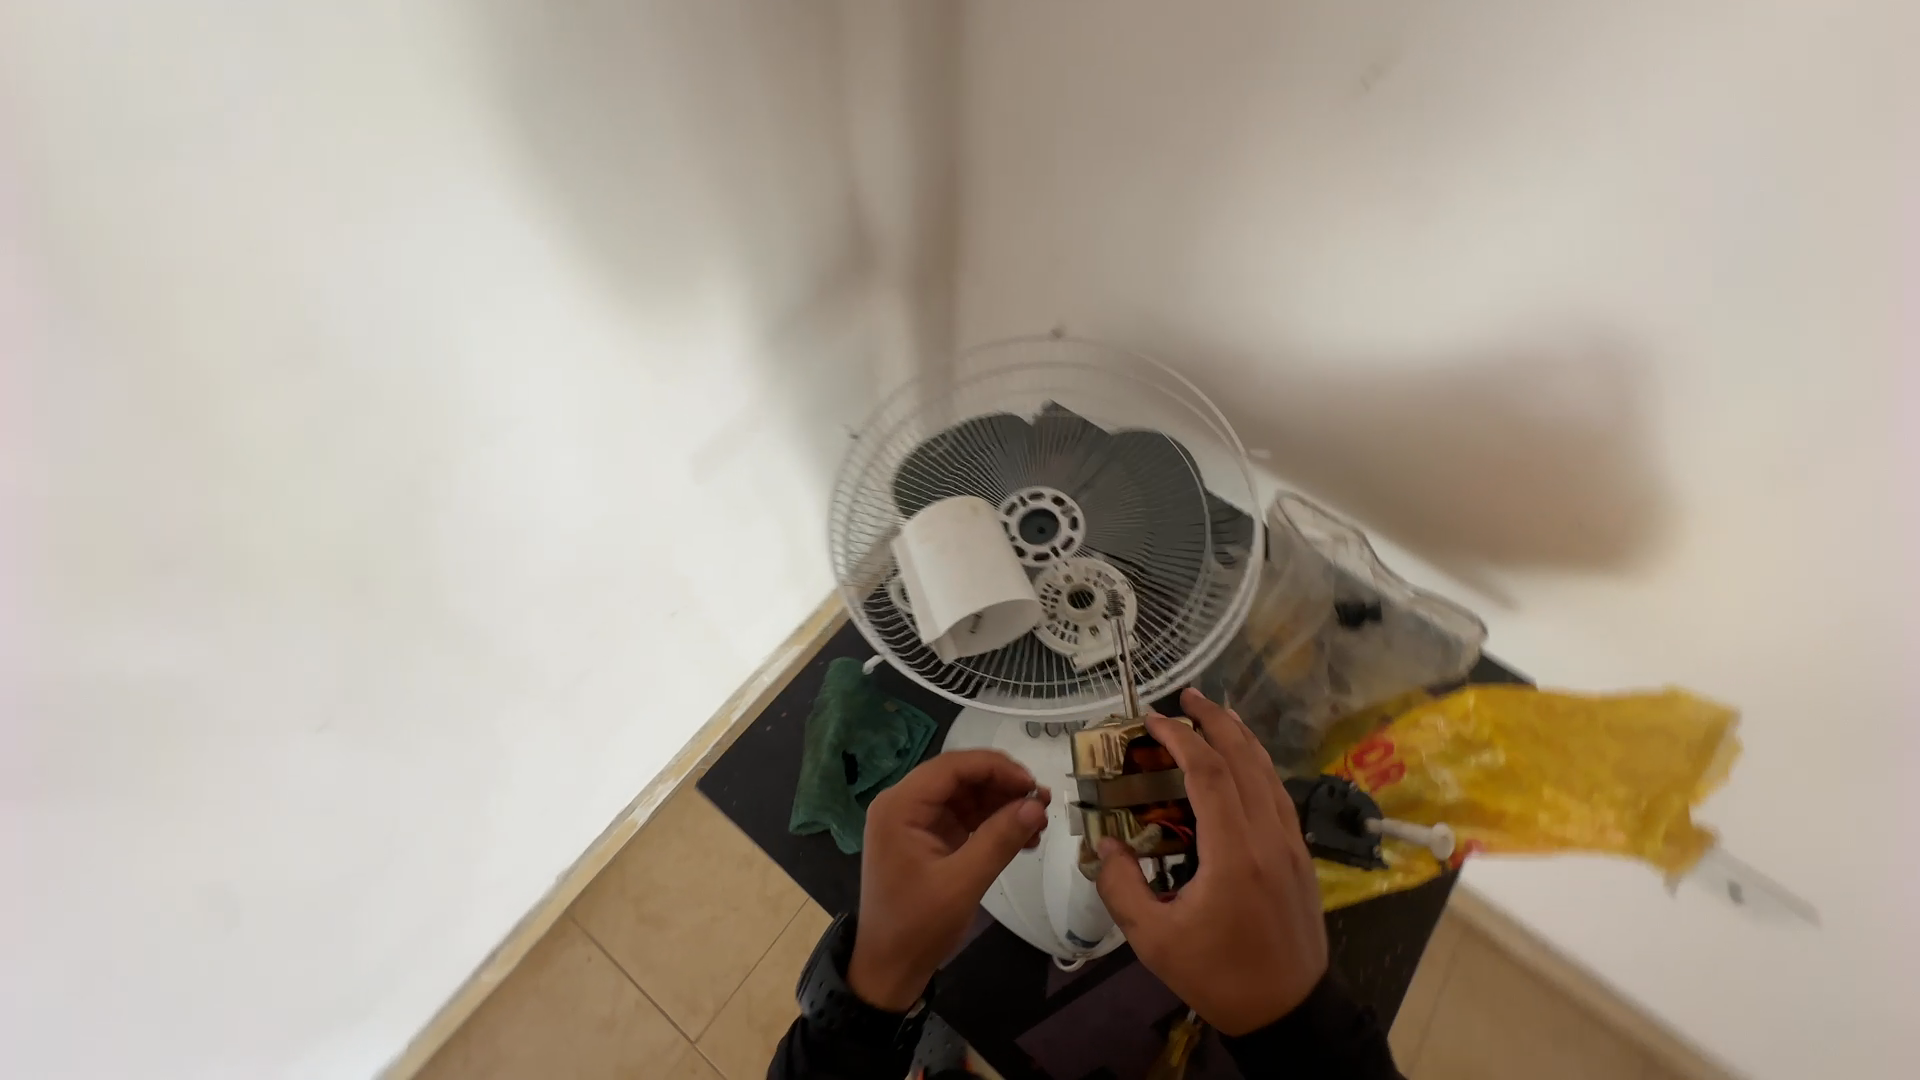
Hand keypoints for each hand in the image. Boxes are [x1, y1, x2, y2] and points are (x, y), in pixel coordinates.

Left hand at [849, 750, 1050, 1010]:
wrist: (888, 971)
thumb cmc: (917, 926)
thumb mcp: (962, 883)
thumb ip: (999, 839)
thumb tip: (1036, 805)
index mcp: (900, 805)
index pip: (952, 767)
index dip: (995, 768)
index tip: (1032, 784)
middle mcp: (904, 804)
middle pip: (960, 777)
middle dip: (1002, 786)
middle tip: (1041, 802)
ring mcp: (916, 821)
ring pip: (966, 795)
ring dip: (1002, 804)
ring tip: (1038, 822)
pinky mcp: (928, 838)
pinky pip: (964, 817)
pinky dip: (992, 823)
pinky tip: (1023, 837)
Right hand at [1096, 688, 1327, 1034]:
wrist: (1290, 1014)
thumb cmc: (1219, 976)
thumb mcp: (1154, 941)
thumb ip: (1121, 886)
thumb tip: (1105, 844)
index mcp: (1234, 854)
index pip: (1209, 773)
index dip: (1180, 738)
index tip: (1152, 721)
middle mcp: (1268, 837)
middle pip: (1244, 758)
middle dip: (1213, 720)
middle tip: (1185, 696)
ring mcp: (1290, 843)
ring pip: (1267, 770)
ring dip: (1239, 735)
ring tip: (1212, 712)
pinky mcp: (1298, 854)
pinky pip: (1276, 791)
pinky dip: (1256, 761)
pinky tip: (1242, 756)